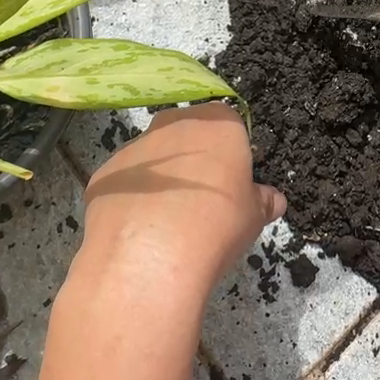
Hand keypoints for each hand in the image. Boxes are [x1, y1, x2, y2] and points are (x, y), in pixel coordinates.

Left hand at [79, 104, 284, 292]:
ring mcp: (136, 145)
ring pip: (155, 157)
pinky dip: (132, 201)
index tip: (230, 184)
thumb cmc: (216, 224)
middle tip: (201, 200)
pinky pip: (126, 183)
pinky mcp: (105, 172)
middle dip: (194, 159)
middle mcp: (176, 122)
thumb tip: (274, 200)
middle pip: (188, 133)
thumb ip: (263, 202)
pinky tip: (138, 232)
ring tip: (167, 224)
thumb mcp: (254, 217)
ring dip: (162, 181)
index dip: (230, 154)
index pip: (229, 124)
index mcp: (219, 122)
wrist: (149, 256)